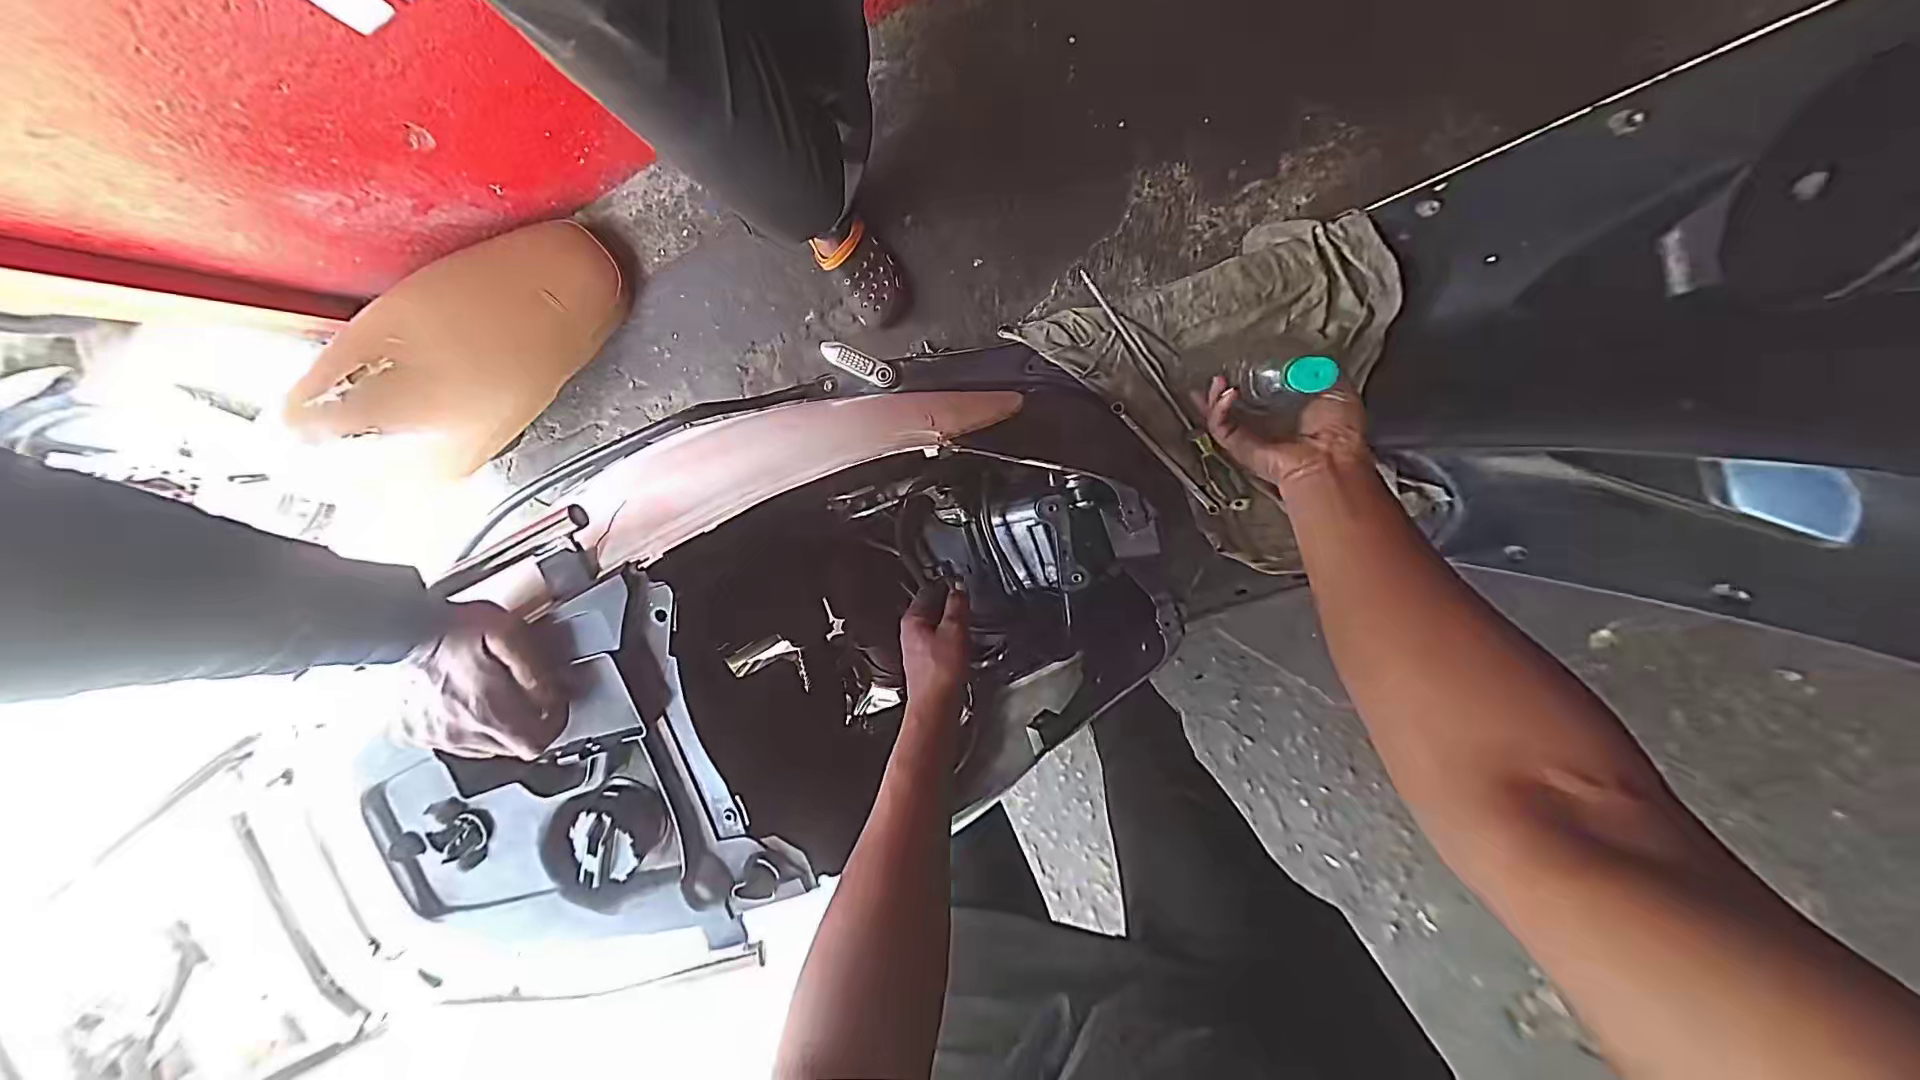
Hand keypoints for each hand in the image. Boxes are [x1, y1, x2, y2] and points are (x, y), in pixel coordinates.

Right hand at [398, 601, 567, 758]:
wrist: (395, 629)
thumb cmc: (451, 629)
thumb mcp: (511, 635)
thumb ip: (537, 670)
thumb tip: (556, 693)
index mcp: (487, 710)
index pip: (537, 741)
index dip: (555, 722)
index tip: (556, 703)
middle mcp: (459, 732)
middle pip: (513, 748)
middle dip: (532, 725)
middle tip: (533, 697)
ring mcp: (434, 736)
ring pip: (485, 748)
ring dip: (501, 727)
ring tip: (498, 694)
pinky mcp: (413, 733)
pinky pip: (453, 742)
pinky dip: (468, 726)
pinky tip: (468, 700)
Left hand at [899, 581, 969, 720]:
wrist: (936, 707)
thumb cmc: (940, 674)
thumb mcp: (954, 631)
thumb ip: (956, 606)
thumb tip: (957, 590)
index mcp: (912, 620)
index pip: (929, 590)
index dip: (947, 585)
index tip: (961, 585)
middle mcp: (910, 633)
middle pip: (932, 608)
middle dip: (950, 605)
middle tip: (967, 605)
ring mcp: (917, 649)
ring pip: (936, 626)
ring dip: (952, 624)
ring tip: (967, 626)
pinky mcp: (926, 663)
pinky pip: (940, 643)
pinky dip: (952, 640)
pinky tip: (962, 647)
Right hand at [1199, 374, 1370, 489]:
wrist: (1329, 458)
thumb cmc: (1339, 431)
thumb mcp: (1334, 386)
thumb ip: (1316, 370)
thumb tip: (1300, 357)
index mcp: (1289, 413)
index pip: (1258, 394)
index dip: (1246, 380)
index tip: (1241, 366)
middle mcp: (1266, 428)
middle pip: (1232, 407)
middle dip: (1219, 392)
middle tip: (1218, 377)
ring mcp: (1250, 438)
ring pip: (1220, 416)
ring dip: (1214, 398)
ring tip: (1218, 382)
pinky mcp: (1237, 446)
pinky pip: (1219, 426)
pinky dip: (1219, 409)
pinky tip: (1228, 395)